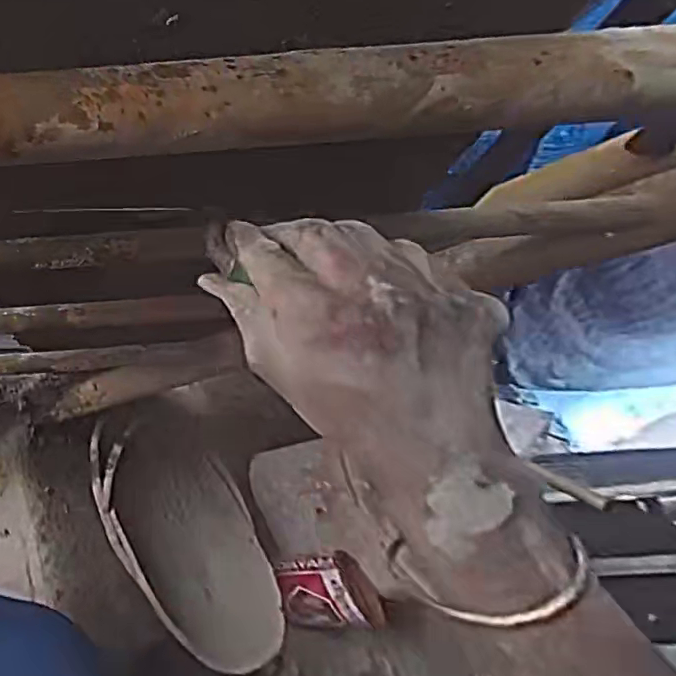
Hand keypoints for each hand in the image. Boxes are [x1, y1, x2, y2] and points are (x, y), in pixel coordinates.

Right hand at [197, 219, 511, 503]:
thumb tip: (216, 279)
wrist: (428, 445)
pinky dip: (383, 257)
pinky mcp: (459, 294)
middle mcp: (366, 290)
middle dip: (284, 233)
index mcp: (310, 311)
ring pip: (361, 233)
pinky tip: (372, 278)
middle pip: (311, 230)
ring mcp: (419, 289)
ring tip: (320, 258)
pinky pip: (412, 253)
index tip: (234, 235)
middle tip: (271, 244)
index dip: (242, 238)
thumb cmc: (339, 409)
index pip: (262, 251)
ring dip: (331, 239)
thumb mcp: (271, 364)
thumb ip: (244, 312)